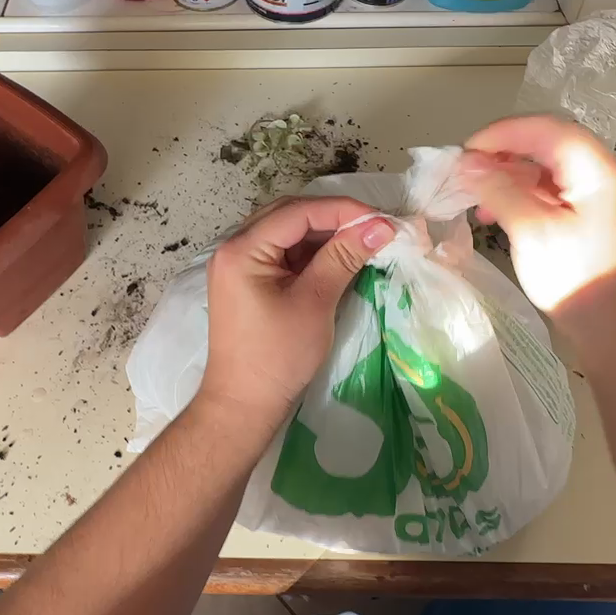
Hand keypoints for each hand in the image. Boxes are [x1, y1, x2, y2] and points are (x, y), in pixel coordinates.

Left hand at [200, 196, 393, 423]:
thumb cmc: (278, 356)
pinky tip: (339, 257)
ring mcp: (238, 264)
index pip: (297, 212)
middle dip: (334, 217)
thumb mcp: (315, 302)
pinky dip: (310, 252)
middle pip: (289, 215)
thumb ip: (343, 257)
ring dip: (324, 233)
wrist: (243, 404)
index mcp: (241, 249)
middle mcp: (233, 247)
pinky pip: (281, 252)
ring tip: (362, 240)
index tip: (382, 220)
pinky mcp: (247, 280)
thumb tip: (380, 227)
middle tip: (374, 228)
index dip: (342, 210)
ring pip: (286, 232)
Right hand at [460, 115, 615, 318]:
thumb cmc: (574, 276)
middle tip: (466, 168)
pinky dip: (517, 191)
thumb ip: (498, 189)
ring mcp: (593, 192)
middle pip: (546, 142)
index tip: (466, 151)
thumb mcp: (531, 230)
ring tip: (476, 195)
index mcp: (596, 170)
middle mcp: (600, 172)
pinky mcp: (584, 212)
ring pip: (543, 164)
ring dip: (506, 173)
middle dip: (501, 151)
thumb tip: (466, 163)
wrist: (609, 325)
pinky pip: (546, 187)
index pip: (546, 129)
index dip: (503, 133)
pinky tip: (494, 211)